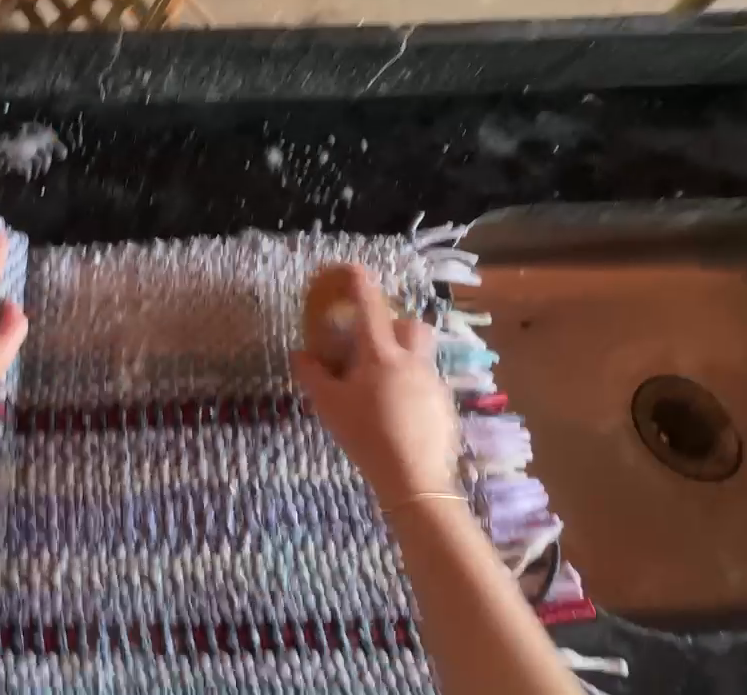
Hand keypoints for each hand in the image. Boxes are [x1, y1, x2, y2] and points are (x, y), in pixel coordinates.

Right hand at [292, 263, 459, 509]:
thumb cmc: (365, 435)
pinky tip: (397, 414)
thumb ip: (312, 374)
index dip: (360, 285)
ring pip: (422, 356)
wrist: (414, 479)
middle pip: (412, 326)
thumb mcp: (328, 405)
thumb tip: (299, 353)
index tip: (352, 267)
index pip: (370, 308)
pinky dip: (412, 388)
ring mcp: (434, 385)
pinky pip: (428, 385)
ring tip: (381, 385)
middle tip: (374, 344)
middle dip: (396, 325)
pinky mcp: (446, 408)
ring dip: (403, 358)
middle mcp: (412, 362)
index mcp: (380, 355)